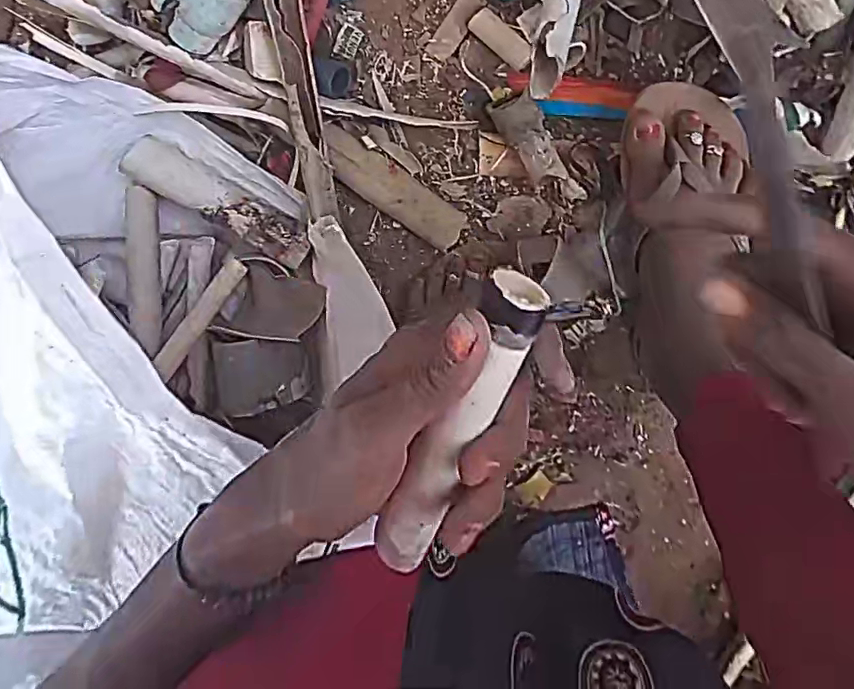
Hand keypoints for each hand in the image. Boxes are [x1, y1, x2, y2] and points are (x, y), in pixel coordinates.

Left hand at [184, 309, 528, 585]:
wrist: (297, 512)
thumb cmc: (326, 462)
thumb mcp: (378, 424)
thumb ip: (430, 381)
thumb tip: (473, 325)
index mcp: (421, 352)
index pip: (488, 324)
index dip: (531, 343)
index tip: (556, 385)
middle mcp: (438, 376)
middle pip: (505, 393)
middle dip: (501, 441)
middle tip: (472, 474)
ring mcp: (441, 415)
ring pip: (497, 437)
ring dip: (487, 486)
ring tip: (455, 523)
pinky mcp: (440, 451)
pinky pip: (480, 471)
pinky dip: (475, 503)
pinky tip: (452, 530)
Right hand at [696, 223, 853, 688]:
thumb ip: (790, 347)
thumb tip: (711, 282)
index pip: (784, 223)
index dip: (717, 213)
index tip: (655, 216)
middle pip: (770, 269)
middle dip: (749, 322)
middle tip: (773, 386)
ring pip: (772, 302)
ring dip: (765, 352)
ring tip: (800, 406)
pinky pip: (790, 330)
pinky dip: (780, 366)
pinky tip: (808, 407)